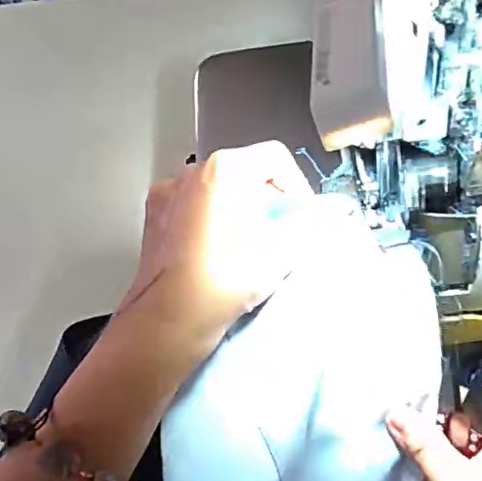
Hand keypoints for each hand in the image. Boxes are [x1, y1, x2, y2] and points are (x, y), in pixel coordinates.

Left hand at [119, 141, 312, 351]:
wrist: (165, 322)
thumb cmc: (220, 285)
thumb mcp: (278, 255)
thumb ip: (306, 226)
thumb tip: (326, 213)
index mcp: (223, 171)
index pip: (273, 158)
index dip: (296, 184)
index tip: (300, 212)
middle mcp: (190, 173)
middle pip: (243, 171)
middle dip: (266, 198)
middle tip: (279, 231)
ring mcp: (168, 194)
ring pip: (217, 188)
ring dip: (239, 208)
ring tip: (249, 245)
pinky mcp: (154, 217)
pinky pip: (194, 206)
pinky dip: (212, 219)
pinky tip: (219, 252)